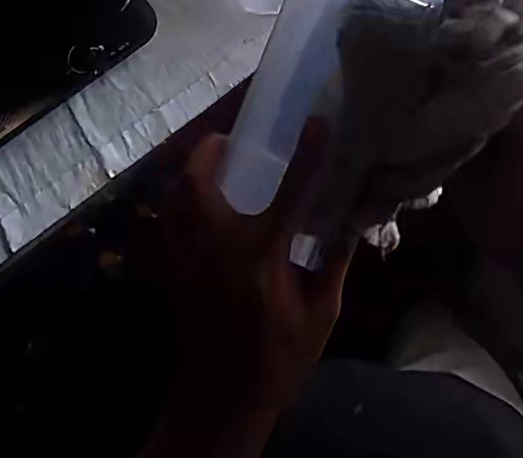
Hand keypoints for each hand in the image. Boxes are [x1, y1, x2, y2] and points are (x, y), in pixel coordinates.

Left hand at [161, 121, 355, 417]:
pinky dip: (182, 193)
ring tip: (218, 162)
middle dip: (212, 150)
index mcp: (263, 256)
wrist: (221, 399)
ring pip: (176, 193)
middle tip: (234, 141)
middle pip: (199, 179)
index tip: (318, 123)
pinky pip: (170, 213)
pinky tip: (202, 197)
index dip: (308, 153)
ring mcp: (188, 254)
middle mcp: (218, 245)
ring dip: (195, 169)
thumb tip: (351, 218)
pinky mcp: (175, 264)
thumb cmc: (277, 358)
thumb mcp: (321, 313)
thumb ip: (335, 261)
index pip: (292, 192)